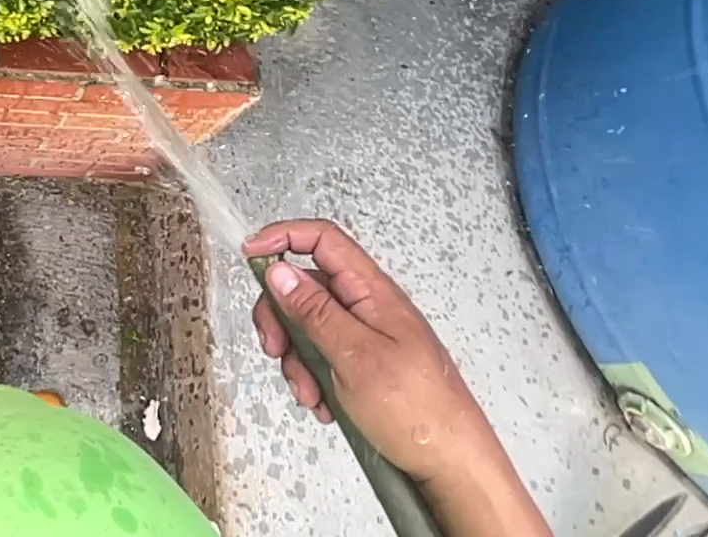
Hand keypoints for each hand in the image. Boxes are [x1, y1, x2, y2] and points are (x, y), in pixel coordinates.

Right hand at [242, 219, 503, 485]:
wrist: (457, 472)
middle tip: (274, 346)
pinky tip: (322, 402)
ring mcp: (364, 335)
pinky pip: (319, 354)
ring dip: (295, 356)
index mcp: (371, 291)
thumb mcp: (355, 357)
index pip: (321, 239)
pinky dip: (311, 376)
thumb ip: (313, 310)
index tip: (250, 254)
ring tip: (308, 391)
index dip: (283, 236)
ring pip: (307, 324)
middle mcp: (366, 306)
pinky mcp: (361, 363)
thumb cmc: (420, 413)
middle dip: (280, 315)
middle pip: (304, 285)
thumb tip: (278, 270)